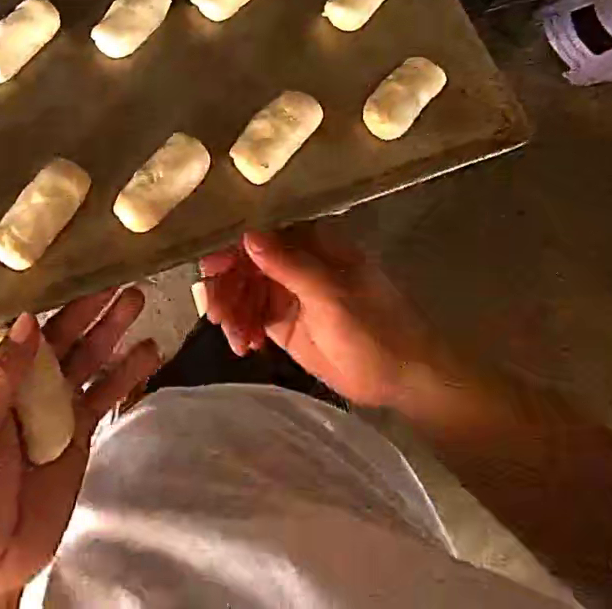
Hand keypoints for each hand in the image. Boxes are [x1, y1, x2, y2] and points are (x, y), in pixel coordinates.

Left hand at [0, 288, 160, 598]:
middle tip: (117, 275)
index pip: (19, 323)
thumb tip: (25, 320)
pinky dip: (126, 371)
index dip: (45, 294)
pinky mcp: (78, 430)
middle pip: (62, 333)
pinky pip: (104, 393)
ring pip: (87, 356)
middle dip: (88, 305)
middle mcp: (25, 381)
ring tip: (136, 299)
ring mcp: (54, 405)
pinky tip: (149, 350)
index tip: (71, 263)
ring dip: (111, 329)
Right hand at [195, 225, 453, 408]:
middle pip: (245, 263)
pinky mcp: (283, 320)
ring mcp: (287, 291)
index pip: (261, 234)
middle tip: (217, 314)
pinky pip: (251, 316)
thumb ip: (288, 265)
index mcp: (311, 243)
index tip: (210, 269)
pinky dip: (242, 328)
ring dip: (233, 311)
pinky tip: (245, 346)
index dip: (232, 248)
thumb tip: (248, 235)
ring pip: (243, 291)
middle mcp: (294, 261)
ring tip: (236, 338)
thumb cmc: (374, 327)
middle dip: (228, 287)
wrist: (401, 377)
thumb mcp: (331, 295)